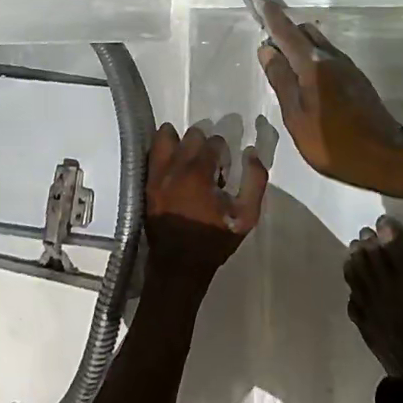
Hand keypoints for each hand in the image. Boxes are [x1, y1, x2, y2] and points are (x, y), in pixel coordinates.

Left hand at [144, 121, 267, 275]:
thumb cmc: (214, 240)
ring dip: (179, 142)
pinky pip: (152, 153)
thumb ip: (255, 180)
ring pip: (165, 136)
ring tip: (188, 161)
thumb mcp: (247, 216)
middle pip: (191, 135)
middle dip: (203, 145)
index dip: (224, 154)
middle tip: (208, 166)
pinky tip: (173, 167)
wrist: (179, 267)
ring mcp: (157, 175)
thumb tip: (251, 152)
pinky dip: (163, 152)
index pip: (215, 142)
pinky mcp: (147, 183)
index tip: (224, 171)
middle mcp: (175, 167)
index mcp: (199, 173)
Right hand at [257, 1, 402, 183]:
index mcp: (312, 63)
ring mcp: (347, 67)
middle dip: (285, 31)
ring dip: (300, 46)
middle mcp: (331, 57)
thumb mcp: (296, 115)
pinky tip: (307, 79)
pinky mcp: (356, 79)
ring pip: (318, 44)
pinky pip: (328, 56)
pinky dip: (312, 58)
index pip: (286, 31)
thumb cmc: (332, 141)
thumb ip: (281, 80)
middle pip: (304, 32)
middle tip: (267, 46)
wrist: (384, 155)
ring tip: (284, 65)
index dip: (271, 15)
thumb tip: (267, 49)